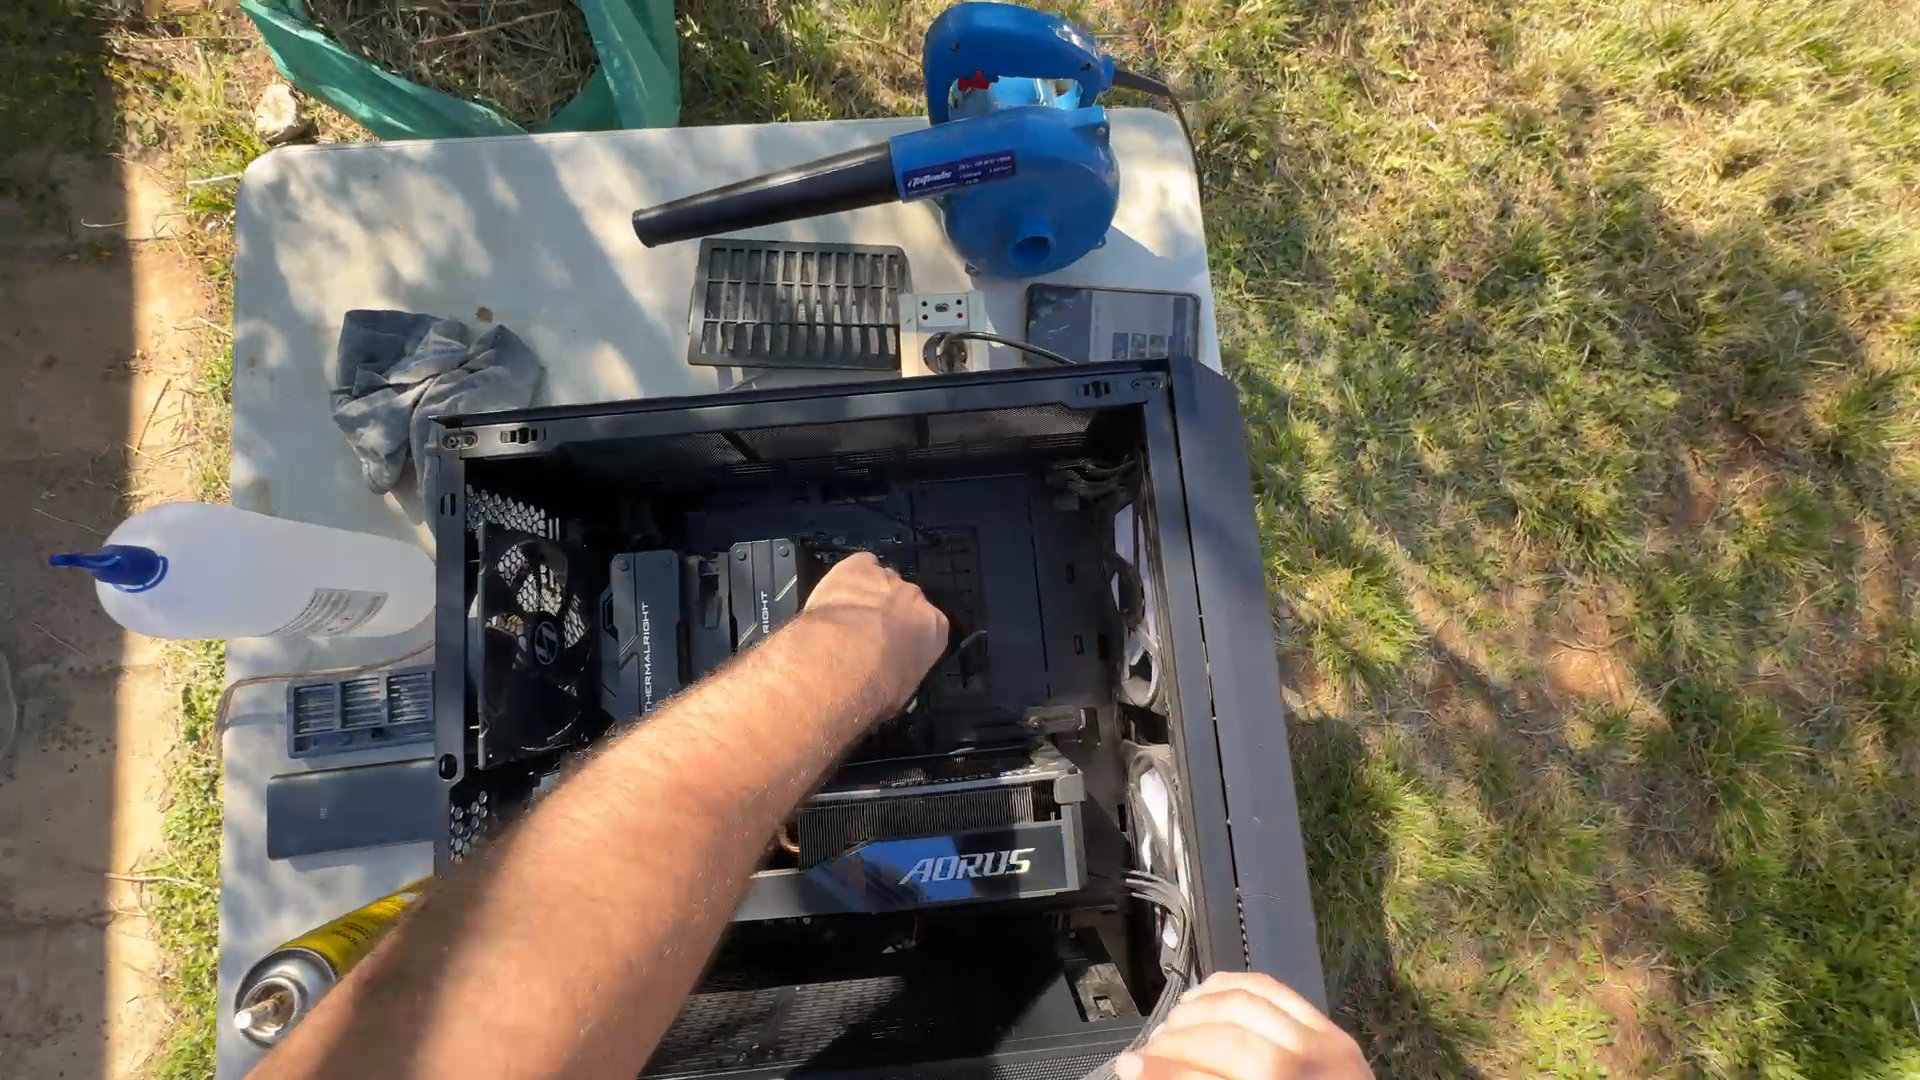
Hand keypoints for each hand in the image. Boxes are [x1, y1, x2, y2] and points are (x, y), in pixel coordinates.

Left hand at [802, 552, 947, 708]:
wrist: (843, 662)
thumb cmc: (878, 686)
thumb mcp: (902, 689)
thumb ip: (904, 669)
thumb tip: (893, 676)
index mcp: (935, 628)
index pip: (930, 624)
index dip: (909, 634)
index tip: (894, 646)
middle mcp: (916, 598)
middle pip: (905, 599)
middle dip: (889, 613)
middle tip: (865, 634)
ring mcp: (887, 578)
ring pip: (879, 581)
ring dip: (866, 596)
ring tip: (844, 617)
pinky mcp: (857, 566)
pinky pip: (858, 565)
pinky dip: (849, 577)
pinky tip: (837, 594)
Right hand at [1119, 973, 1371, 1079]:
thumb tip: (1145, 1071)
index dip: (1161, 1073)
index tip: (1124, 1066)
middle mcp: (1311, 1077)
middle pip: (1229, 1043)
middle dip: (1177, 1042)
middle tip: (1147, 1050)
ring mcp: (1328, 1050)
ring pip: (1245, 1006)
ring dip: (1198, 1010)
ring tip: (1171, 1025)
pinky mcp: (1333, 1032)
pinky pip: (1270, 988)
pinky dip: (1229, 985)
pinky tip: (1203, 996)